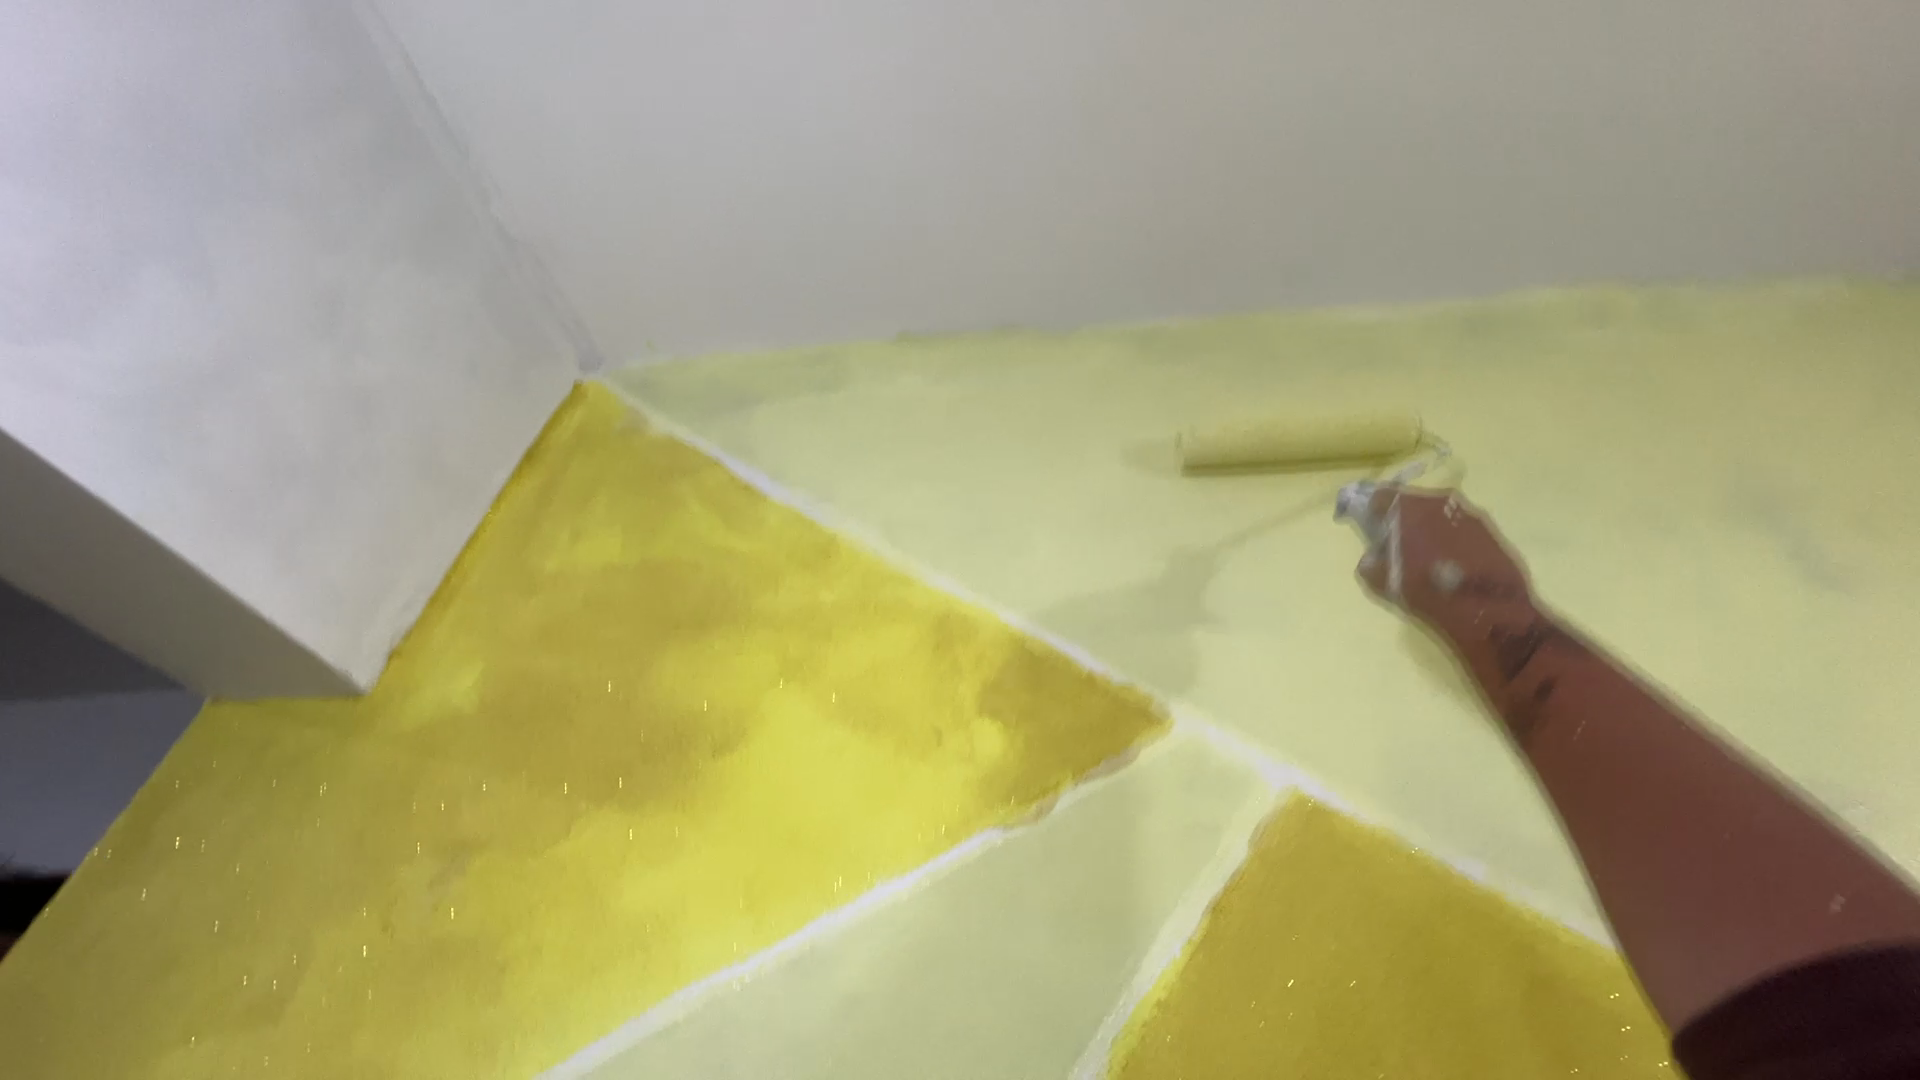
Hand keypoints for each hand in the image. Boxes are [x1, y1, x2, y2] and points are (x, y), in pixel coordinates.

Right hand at [1355, 486, 1534, 641]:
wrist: (1490, 613)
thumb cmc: (1429, 593)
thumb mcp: (1385, 584)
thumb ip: (1371, 564)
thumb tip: (1372, 557)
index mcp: (1410, 509)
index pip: (1382, 495)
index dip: (1371, 508)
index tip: (1368, 523)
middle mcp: (1442, 503)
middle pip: (1413, 501)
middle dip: (1401, 517)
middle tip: (1395, 539)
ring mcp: (1472, 515)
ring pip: (1440, 513)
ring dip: (1429, 526)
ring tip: (1424, 552)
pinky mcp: (1494, 532)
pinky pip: (1462, 527)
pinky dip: (1451, 537)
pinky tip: (1450, 561)